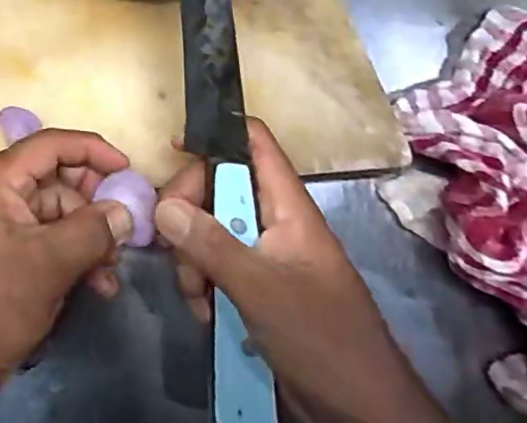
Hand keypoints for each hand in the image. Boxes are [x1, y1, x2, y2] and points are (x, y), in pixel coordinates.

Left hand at [0, 129, 134, 421]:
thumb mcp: (47, 263)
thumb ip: (91, 231)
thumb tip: (125, 211)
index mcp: (1, 176)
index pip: (52, 144)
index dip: (92, 150)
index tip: (130, 169)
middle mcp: (3, 188)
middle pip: (61, 178)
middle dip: (96, 204)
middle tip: (128, 231)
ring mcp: (9, 220)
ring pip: (64, 212)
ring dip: (92, 238)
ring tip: (111, 272)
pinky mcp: (15, 249)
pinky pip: (55, 238)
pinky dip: (79, 256)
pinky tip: (100, 285)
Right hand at [156, 118, 445, 422]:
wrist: (364, 417)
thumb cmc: (324, 340)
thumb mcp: (262, 289)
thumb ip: (210, 243)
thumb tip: (163, 206)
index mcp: (287, 207)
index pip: (253, 143)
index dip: (216, 133)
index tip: (175, 147)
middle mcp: (273, 223)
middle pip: (217, 186)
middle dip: (188, 211)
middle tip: (172, 241)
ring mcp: (263, 256)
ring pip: (209, 229)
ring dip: (191, 256)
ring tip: (196, 293)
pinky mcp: (254, 288)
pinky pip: (213, 264)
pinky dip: (200, 281)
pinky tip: (204, 310)